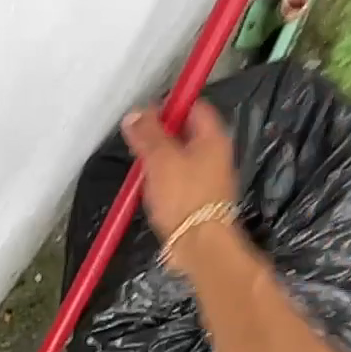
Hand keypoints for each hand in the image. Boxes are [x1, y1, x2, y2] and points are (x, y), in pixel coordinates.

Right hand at [120, 104, 240, 270]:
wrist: (199, 245)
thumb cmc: (183, 198)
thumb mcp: (160, 159)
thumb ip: (147, 134)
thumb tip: (134, 114)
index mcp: (212, 137)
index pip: (193, 106)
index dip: (169, 106)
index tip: (145, 116)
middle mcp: (215, 154)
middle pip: (185, 134)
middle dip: (160, 136)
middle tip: (138, 144)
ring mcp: (209, 179)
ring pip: (180, 159)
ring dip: (159, 161)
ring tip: (141, 170)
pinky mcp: (198, 201)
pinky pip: (179, 182)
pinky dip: (163, 182)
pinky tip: (150, 191)